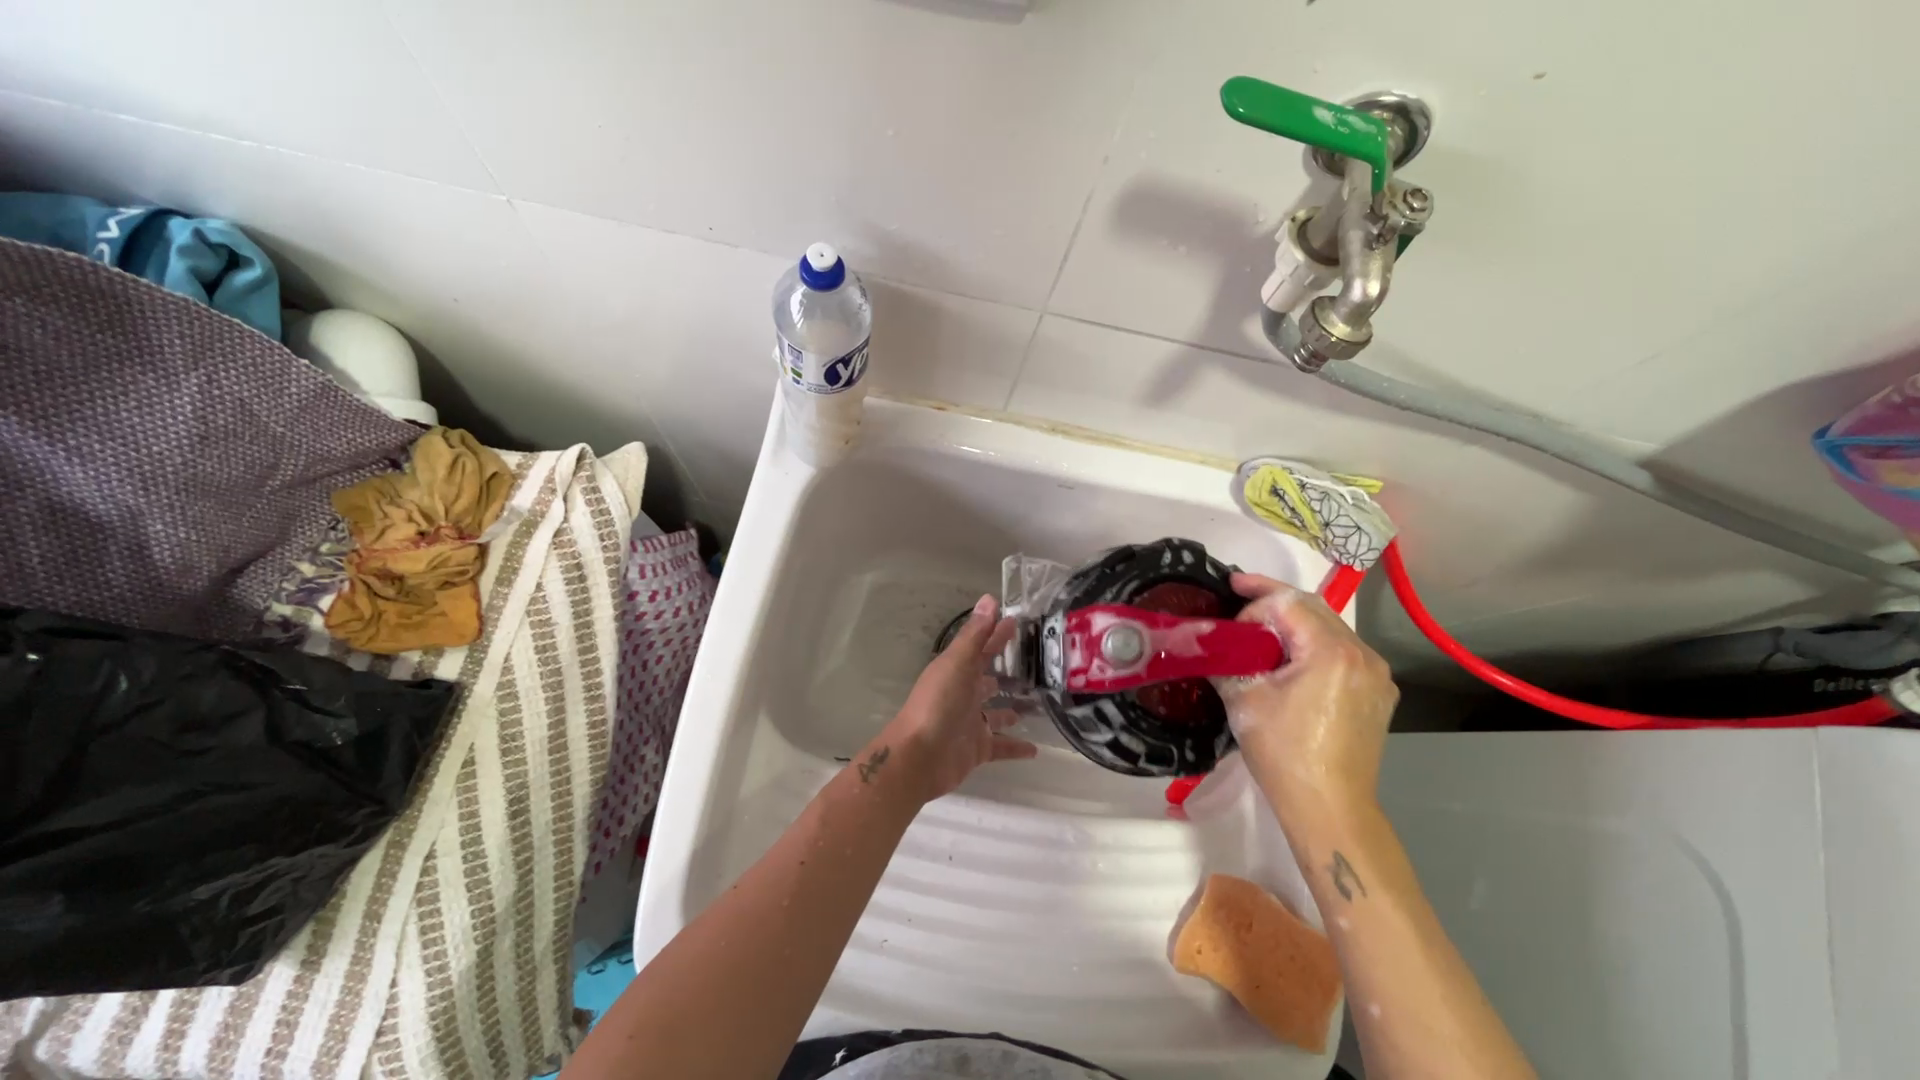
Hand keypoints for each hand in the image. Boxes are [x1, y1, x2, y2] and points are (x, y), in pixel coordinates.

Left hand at [874, 594, 1037, 800]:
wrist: (920, 757)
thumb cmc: (938, 705)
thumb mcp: (957, 664)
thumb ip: (975, 635)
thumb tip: (989, 598)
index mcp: (957, 672)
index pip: (982, 648)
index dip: (997, 635)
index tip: (1016, 622)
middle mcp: (963, 695)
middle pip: (988, 680)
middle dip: (1006, 673)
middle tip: (1036, 667)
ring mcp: (969, 723)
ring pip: (995, 714)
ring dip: (1011, 710)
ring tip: (1037, 705)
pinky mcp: (975, 749)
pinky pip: (1000, 746)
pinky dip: (1015, 747)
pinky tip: (1035, 749)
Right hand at [1210, 572, 1397, 818]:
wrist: (1329, 807)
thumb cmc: (1283, 753)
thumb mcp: (1244, 699)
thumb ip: (1224, 658)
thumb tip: (1206, 640)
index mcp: (1332, 651)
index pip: (1289, 601)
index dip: (1254, 601)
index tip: (1228, 613)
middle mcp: (1363, 654)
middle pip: (1314, 609)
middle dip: (1274, 604)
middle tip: (1238, 599)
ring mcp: (1376, 675)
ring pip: (1330, 631)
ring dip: (1295, 627)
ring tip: (1260, 635)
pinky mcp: (1378, 694)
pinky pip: (1342, 655)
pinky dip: (1314, 649)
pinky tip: (1290, 665)